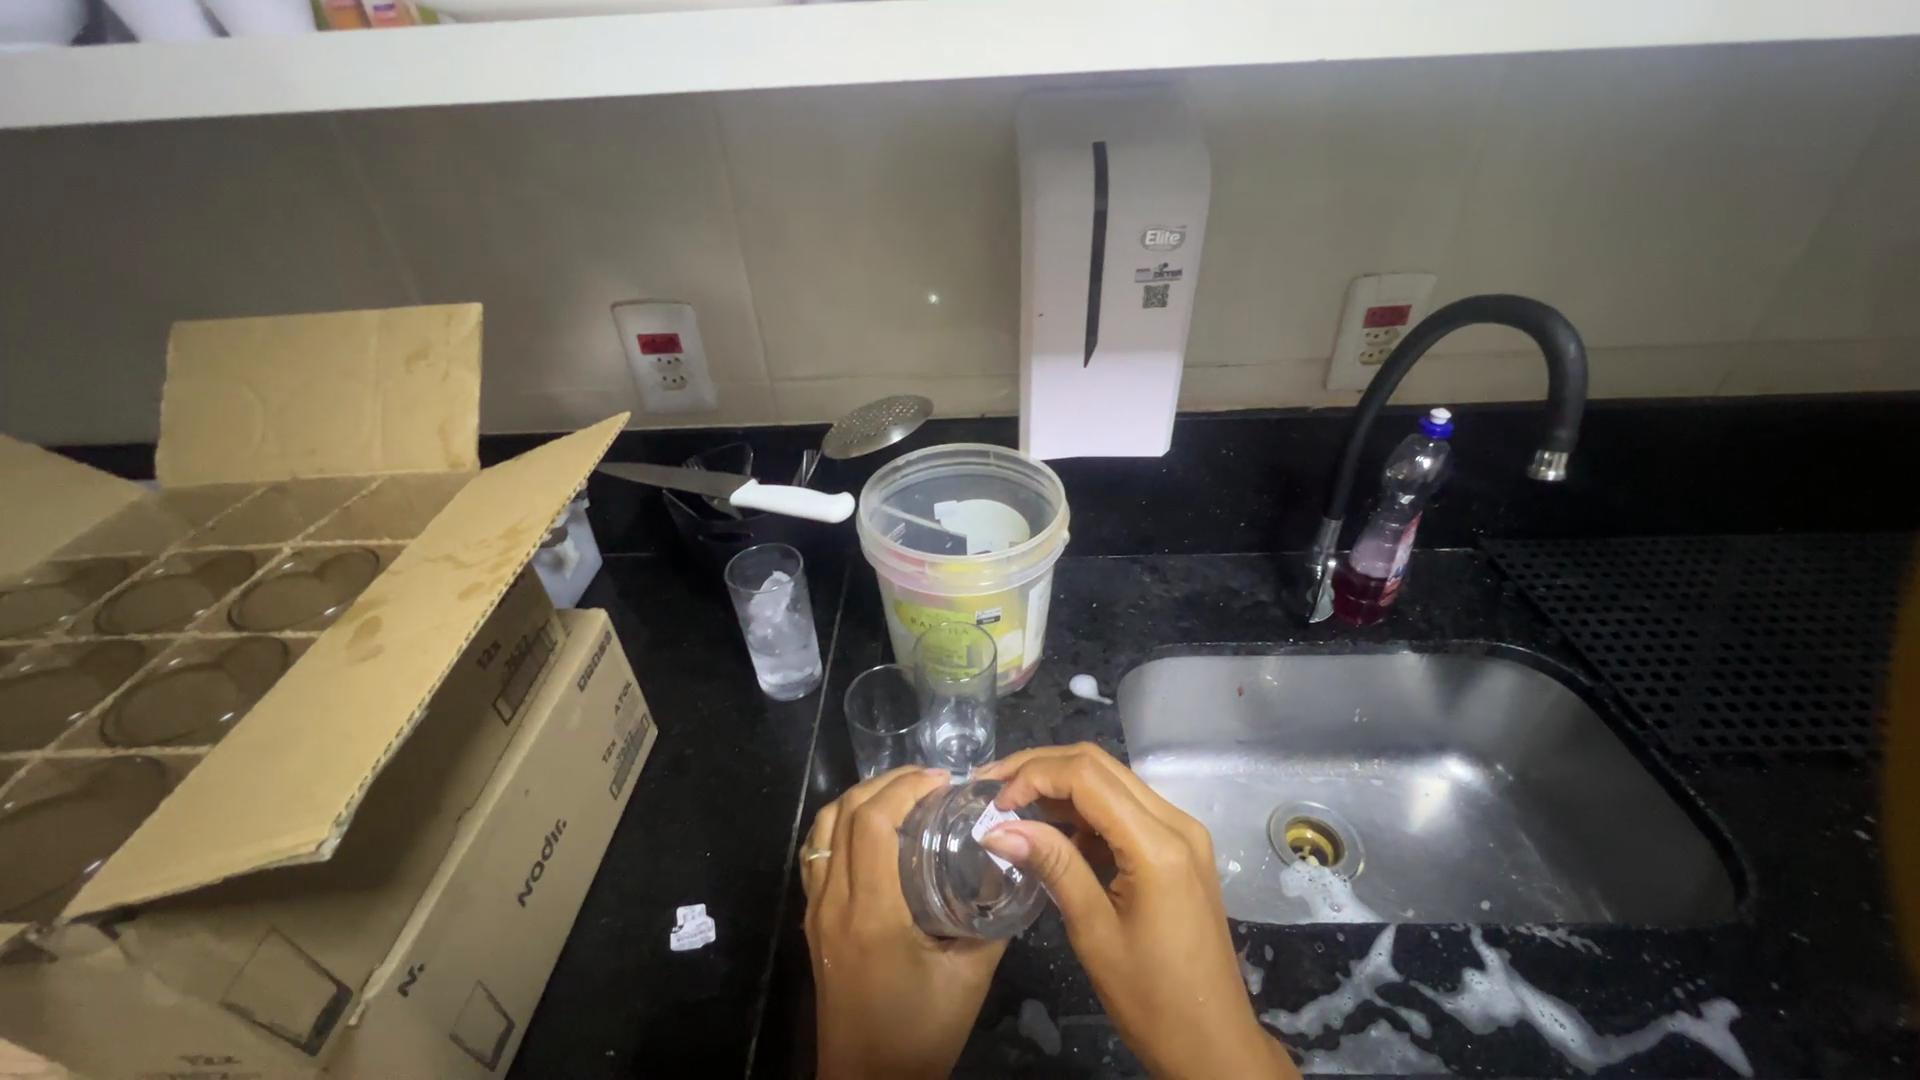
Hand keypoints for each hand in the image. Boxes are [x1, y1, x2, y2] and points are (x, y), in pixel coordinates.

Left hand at [802, 766, 1007, 1079]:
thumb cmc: (920, 1034)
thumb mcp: (969, 979)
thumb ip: (992, 920)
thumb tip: (1011, 866)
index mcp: (871, 913)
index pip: (872, 821)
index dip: (905, 786)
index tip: (944, 780)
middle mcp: (833, 902)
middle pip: (843, 813)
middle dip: (887, 783)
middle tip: (931, 780)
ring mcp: (816, 911)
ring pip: (822, 828)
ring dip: (861, 798)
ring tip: (904, 794)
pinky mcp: (812, 922)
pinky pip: (816, 853)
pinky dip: (841, 824)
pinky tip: (874, 829)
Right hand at [978, 745, 1298, 1079]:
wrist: (1214, 1043)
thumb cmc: (1152, 998)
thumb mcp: (1093, 932)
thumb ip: (1052, 865)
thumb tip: (997, 827)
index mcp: (1158, 844)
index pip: (1087, 776)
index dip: (1034, 776)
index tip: (994, 803)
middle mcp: (1176, 822)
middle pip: (1099, 764)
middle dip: (1041, 767)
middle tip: (992, 785)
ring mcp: (1182, 831)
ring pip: (1112, 780)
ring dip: (1061, 783)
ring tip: (1012, 803)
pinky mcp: (1179, 846)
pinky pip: (1126, 806)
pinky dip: (1085, 807)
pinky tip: (1053, 829)